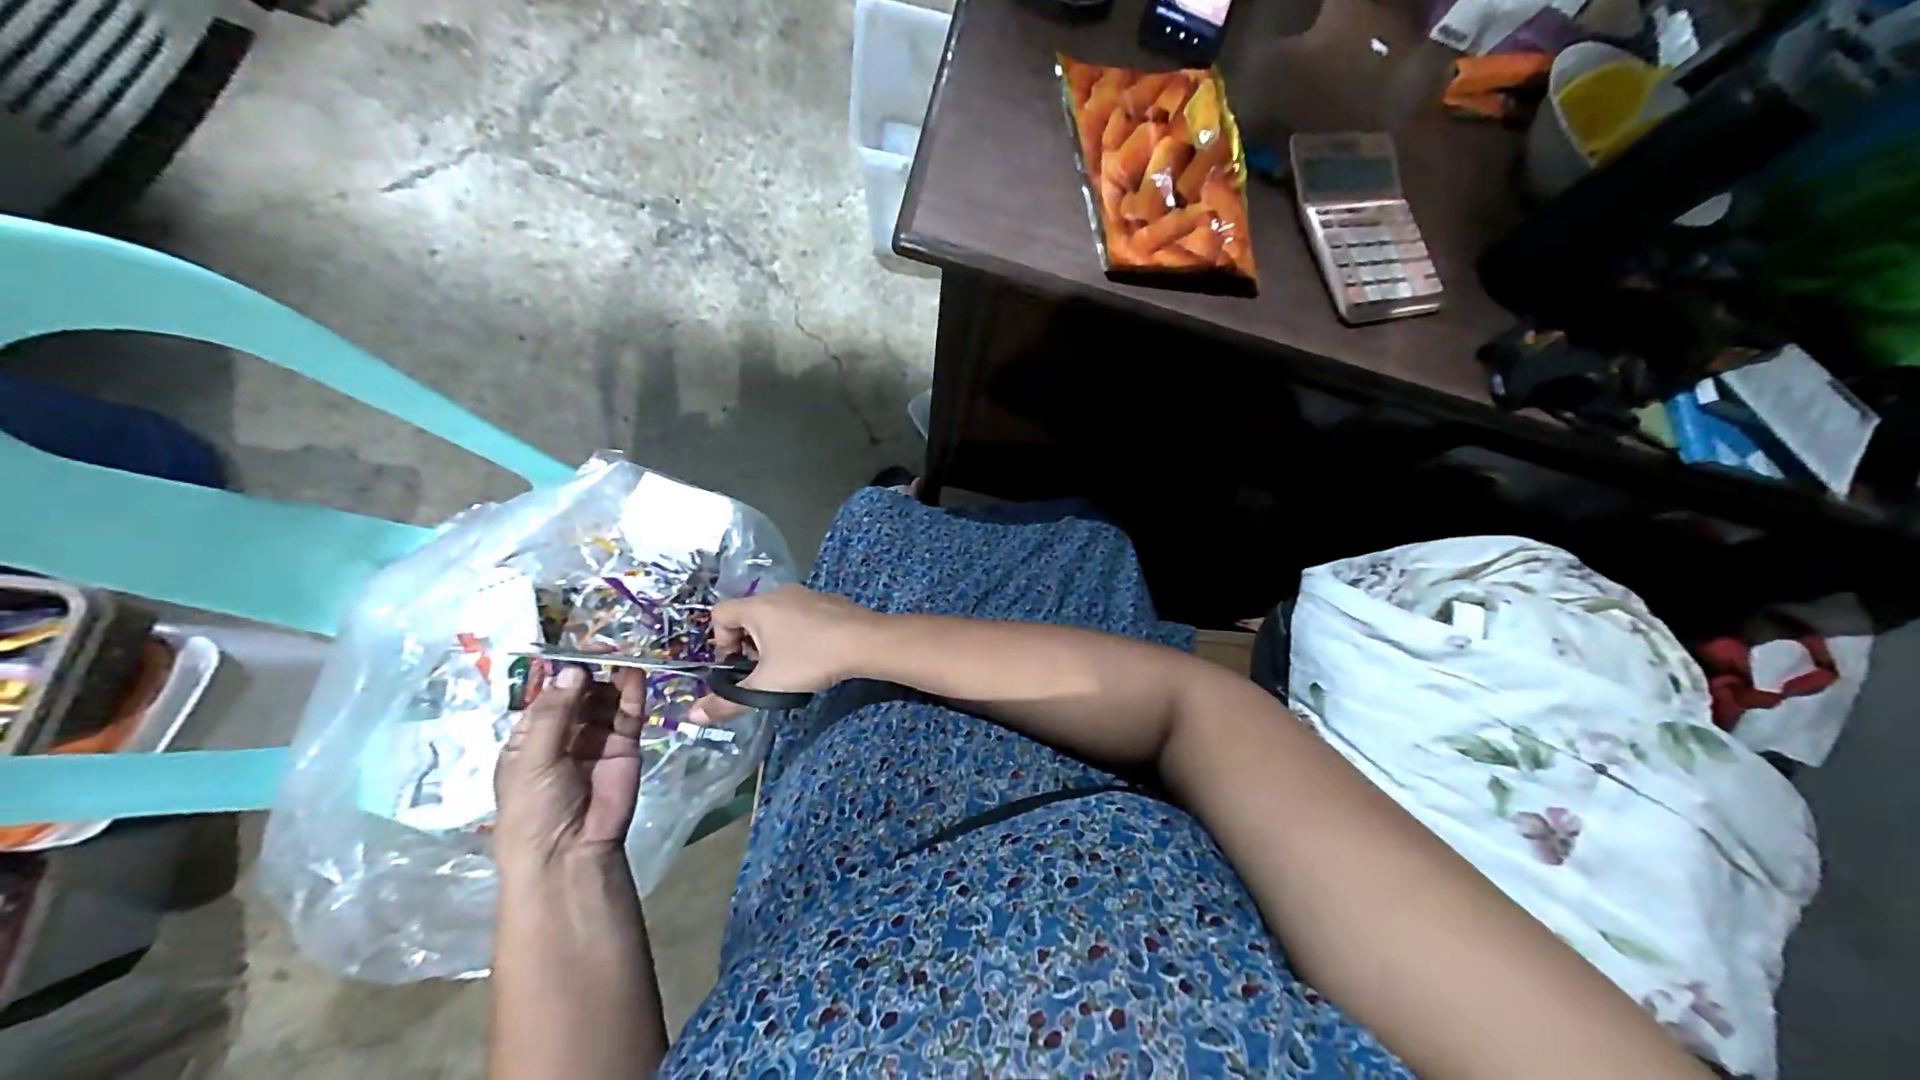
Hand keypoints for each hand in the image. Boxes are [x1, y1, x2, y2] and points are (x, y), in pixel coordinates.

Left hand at [494, 663, 645, 875]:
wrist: (569, 851)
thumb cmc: (534, 808)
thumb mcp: (532, 759)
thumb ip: (554, 713)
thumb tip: (573, 670)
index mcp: (529, 740)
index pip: (545, 699)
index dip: (559, 678)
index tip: (574, 654)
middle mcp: (563, 737)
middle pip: (578, 696)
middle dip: (589, 676)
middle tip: (603, 652)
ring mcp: (595, 741)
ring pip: (605, 703)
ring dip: (612, 682)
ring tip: (622, 660)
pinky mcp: (625, 747)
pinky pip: (628, 717)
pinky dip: (632, 696)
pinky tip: (635, 677)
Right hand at [690, 585, 880, 722]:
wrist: (865, 641)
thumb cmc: (810, 659)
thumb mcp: (767, 685)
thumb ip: (729, 702)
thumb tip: (693, 716)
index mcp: (758, 606)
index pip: (720, 613)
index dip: (719, 640)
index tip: (736, 665)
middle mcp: (779, 593)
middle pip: (748, 614)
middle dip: (747, 642)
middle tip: (761, 669)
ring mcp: (806, 594)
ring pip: (776, 614)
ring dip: (773, 637)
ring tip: (788, 664)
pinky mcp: (828, 601)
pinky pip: (801, 614)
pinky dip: (798, 631)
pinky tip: (814, 653)